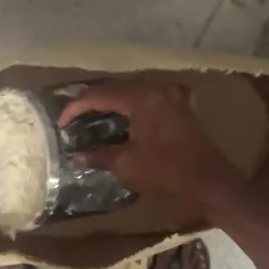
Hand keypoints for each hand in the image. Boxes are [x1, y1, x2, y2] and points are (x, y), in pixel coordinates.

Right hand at [60, 82, 248, 209]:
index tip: (60, 123)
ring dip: (110, 104)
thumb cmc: (166, 172)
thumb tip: (78, 156)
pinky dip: (129, 108)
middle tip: (73, 118)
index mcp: (140, 98)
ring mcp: (170, 97)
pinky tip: (121, 123)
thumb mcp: (127, 165)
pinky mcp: (178, 108)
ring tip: (92, 119)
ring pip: (131, 92)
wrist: (208, 180)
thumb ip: (100, 156)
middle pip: (115, 88)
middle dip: (91, 102)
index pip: (99, 95)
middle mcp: (155, 89)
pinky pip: (146, 100)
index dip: (75, 107)